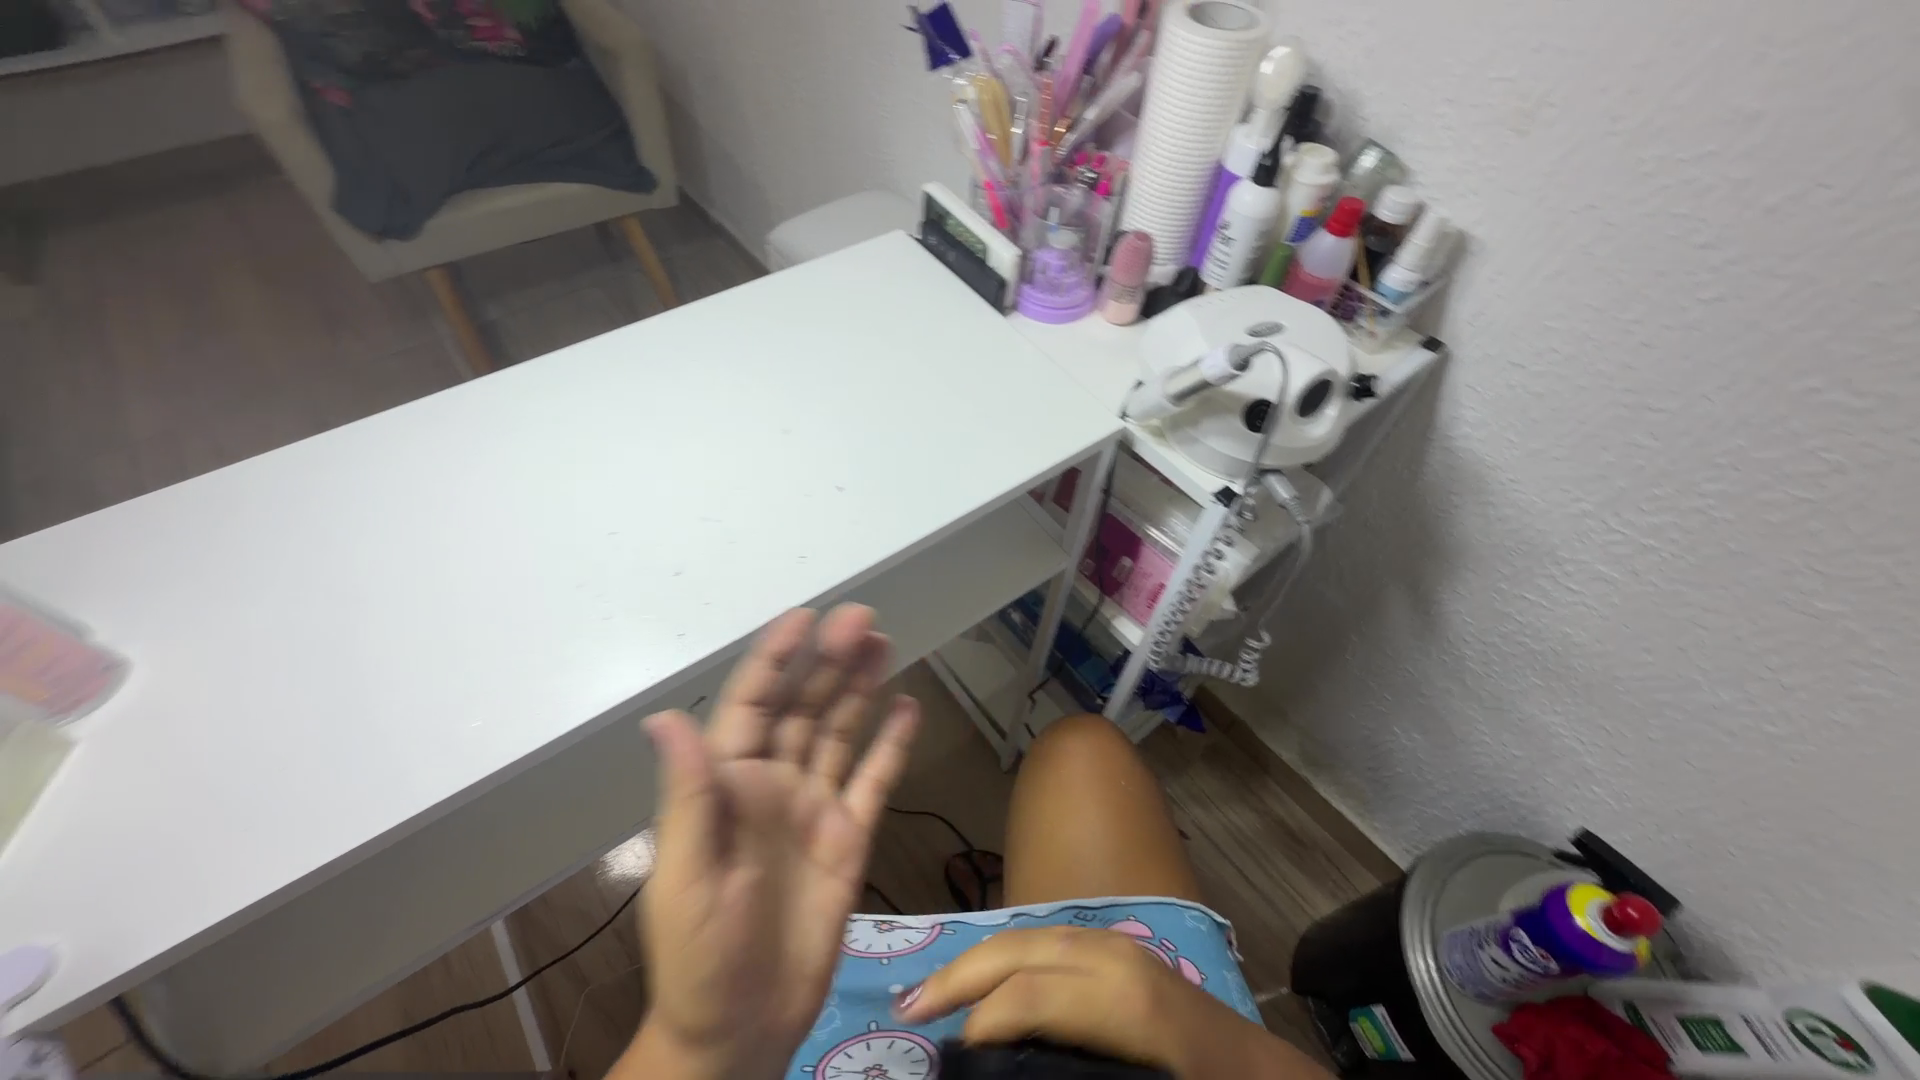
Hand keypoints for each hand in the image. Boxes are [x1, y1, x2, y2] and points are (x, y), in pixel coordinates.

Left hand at [627, 606, 920, 1079]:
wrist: (742, 1025)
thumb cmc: (698, 955)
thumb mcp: (684, 876)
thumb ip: (688, 795)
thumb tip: (665, 718)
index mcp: (728, 784)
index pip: (752, 705)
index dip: (776, 659)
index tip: (804, 618)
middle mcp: (773, 783)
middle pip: (804, 707)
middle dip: (828, 661)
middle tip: (861, 618)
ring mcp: (815, 807)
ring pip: (841, 731)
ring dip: (859, 687)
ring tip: (883, 644)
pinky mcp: (850, 836)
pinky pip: (873, 779)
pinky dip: (890, 745)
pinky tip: (906, 708)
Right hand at [896, 927, 1330, 1079]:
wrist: (1260, 1071)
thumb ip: (1066, 1070)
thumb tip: (1004, 1066)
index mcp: (1120, 997)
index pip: (1028, 994)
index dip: (981, 1021)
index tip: (949, 1056)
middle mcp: (1110, 956)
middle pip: (1016, 949)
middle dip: (958, 975)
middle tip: (909, 1010)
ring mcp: (1113, 944)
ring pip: (1027, 935)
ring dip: (976, 959)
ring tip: (933, 991)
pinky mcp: (1116, 948)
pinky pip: (1045, 938)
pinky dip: (1005, 953)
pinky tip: (984, 976)